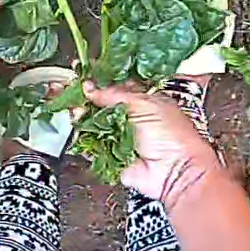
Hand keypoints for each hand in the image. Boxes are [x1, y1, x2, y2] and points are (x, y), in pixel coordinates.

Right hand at [84, 82, 223, 203]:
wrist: (176, 172)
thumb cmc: (171, 135)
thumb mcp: (143, 105)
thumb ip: (114, 95)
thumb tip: (90, 88)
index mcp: (143, 101)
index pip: (116, 88)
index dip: (99, 83)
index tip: (83, 78)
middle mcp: (131, 119)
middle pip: (101, 107)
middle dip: (87, 101)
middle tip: (74, 95)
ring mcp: (120, 138)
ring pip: (94, 126)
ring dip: (83, 119)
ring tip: (76, 112)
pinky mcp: (112, 157)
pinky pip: (92, 147)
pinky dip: (84, 140)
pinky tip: (78, 130)